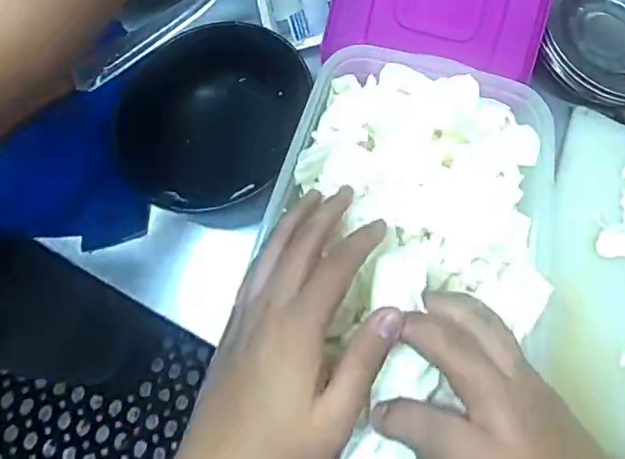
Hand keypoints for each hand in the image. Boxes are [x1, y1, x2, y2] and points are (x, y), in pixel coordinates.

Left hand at [179, 188, 398, 458]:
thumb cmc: (280, 447)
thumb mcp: (334, 419)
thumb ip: (363, 362)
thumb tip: (393, 311)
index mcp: (298, 325)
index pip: (334, 267)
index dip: (359, 241)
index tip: (380, 223)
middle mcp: (270, 306)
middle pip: (299, 246)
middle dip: (324, 214)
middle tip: (346, 191)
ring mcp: (246, 312)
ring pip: (271, 249)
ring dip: (294, 219)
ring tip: (311, 196)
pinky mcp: (231, 323)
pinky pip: (253, 267)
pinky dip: (270, 243)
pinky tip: (276, 243)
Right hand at [373, 292, 603, 458]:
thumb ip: (443, 452)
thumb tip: (405, 429)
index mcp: (489, 450)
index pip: (429, 424)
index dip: (396, 414)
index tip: (375, 409)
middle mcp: (509, 406)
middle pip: (458, 350)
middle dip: (421, 329)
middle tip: (393, 318)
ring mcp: (530, 385)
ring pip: (487, 327)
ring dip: (453, 306)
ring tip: (426, 298)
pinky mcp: (543, 378)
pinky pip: (504, 332)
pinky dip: (477, 316)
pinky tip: (463, 317)